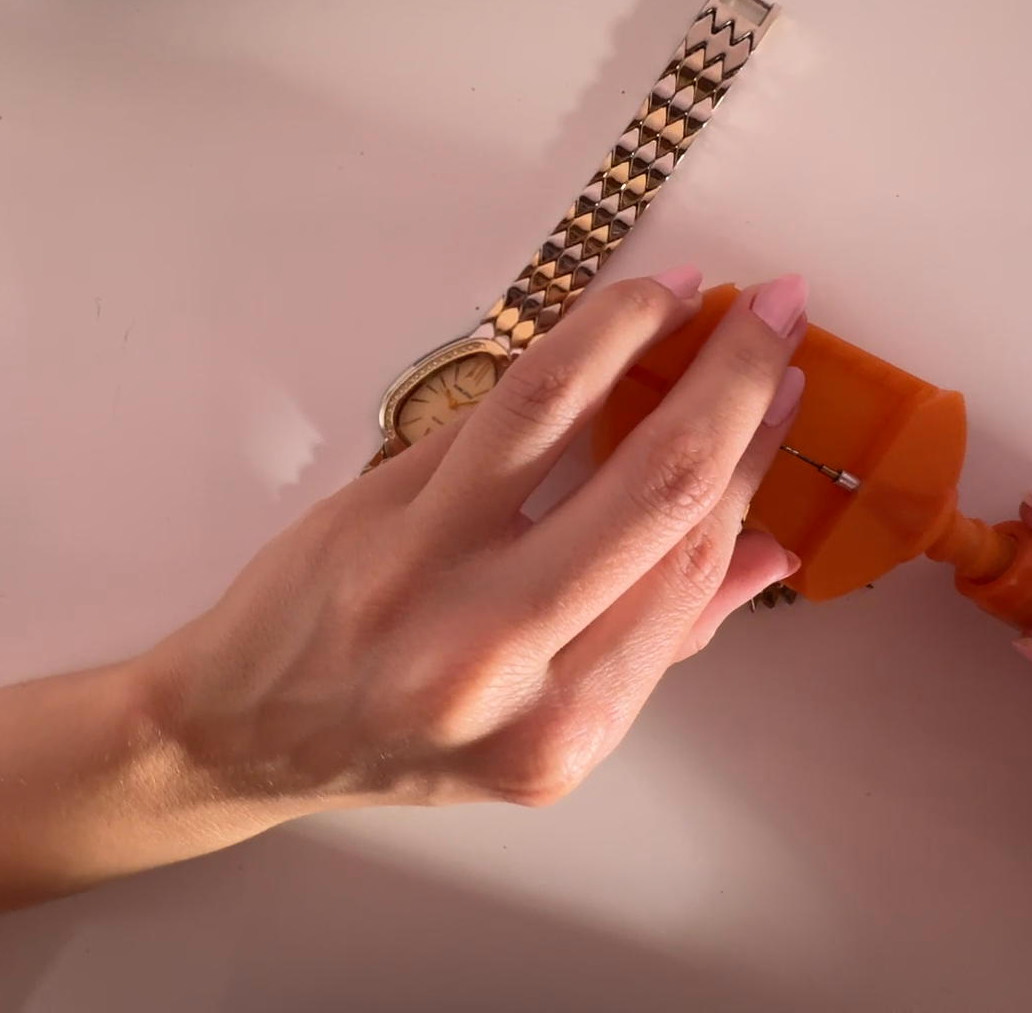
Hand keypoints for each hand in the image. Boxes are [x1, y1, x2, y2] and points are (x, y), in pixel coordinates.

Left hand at [136, 269, 808, 846]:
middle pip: (653, 487)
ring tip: (681, 289)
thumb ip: (653, 647)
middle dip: (731, 380)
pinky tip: (595, 327)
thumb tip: (764, 550)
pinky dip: (551, 355)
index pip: (690, 569)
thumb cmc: (398, 742)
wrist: (248, 728)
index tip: (782, 396)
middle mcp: (496, 651)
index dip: (755, 467)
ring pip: (554, 411)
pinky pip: (477, 415)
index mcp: (559, 729)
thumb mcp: (537, 738)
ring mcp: (419, 568)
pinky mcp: (369, 509)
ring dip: (633, 327)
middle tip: (772, 314)